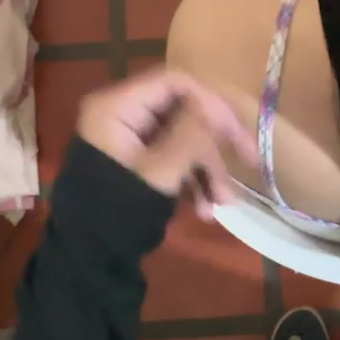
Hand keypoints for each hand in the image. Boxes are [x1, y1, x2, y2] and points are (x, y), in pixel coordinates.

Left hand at [75, 68, 252, 217]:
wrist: (90, 256)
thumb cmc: (119, 210)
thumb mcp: (161, 173)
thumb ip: (192, 135)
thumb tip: (220, 109)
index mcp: (117, 107)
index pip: (175, 82)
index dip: (211, 102)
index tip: (236, 132)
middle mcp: (123, 114)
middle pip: (183, 111)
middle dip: (213, 146)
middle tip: (249, 162)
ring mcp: (130, 138)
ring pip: (184, 138)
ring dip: (208, 169)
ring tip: (221, 204)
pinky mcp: (137, 160)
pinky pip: (174, 157)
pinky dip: (193, 179)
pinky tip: (205, 209)